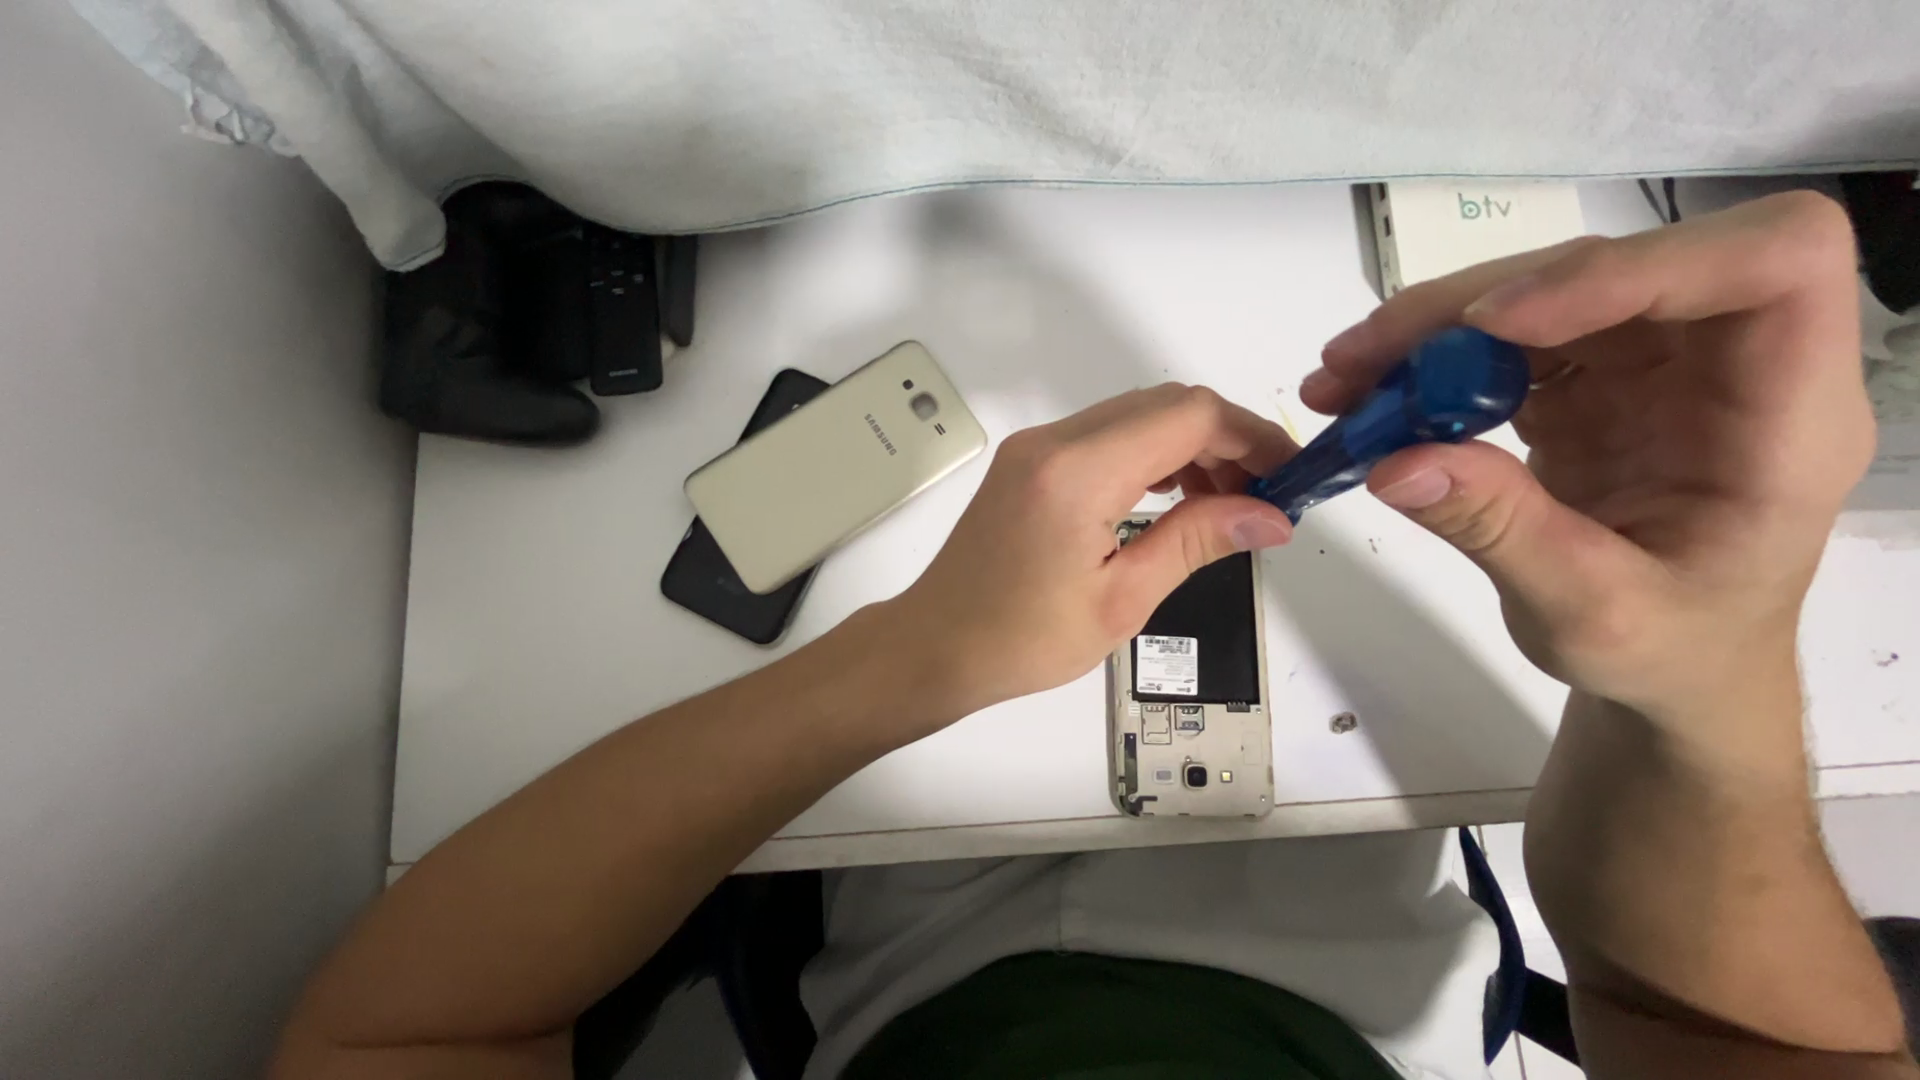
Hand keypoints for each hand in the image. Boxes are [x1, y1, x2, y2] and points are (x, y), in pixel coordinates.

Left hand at [888, 384, 1298, 719]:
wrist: (936, 644)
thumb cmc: (1024, 639)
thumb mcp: (1123, 600)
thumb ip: (1197, 541)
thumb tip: (1271, 517)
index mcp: (1078, 472)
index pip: (1189, 416)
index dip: (1252, 435)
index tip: (1288, 476)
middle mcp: (1054, 440)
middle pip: (1165, 405)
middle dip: (1226, 440)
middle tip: (1260, 497)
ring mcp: (1035, 445)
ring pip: (1135, 415)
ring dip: (1188, 445)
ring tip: (1222, 503)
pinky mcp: (1027, 461)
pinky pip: (1104, 435)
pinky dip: (1148, 454)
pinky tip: (1171, 496)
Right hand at [1300, 192, 1872, 716]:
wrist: (1669, 664)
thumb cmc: (1668, 650)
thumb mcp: (1587, 613)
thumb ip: (1499, 532)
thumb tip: (1391, 463)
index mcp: (1780, 420)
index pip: (1766, 267)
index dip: (1626, 270)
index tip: (1492, 324)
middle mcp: (1723, 367)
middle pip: (1617, 269)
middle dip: (1476, 302)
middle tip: (1360, 359)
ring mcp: (1652, 369)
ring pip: (1545, 294)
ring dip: (1433, 327)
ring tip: (1343, 378)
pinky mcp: (1590, 383)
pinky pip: (1504, 341)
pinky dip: (1429, 361)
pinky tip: (1371, 394)